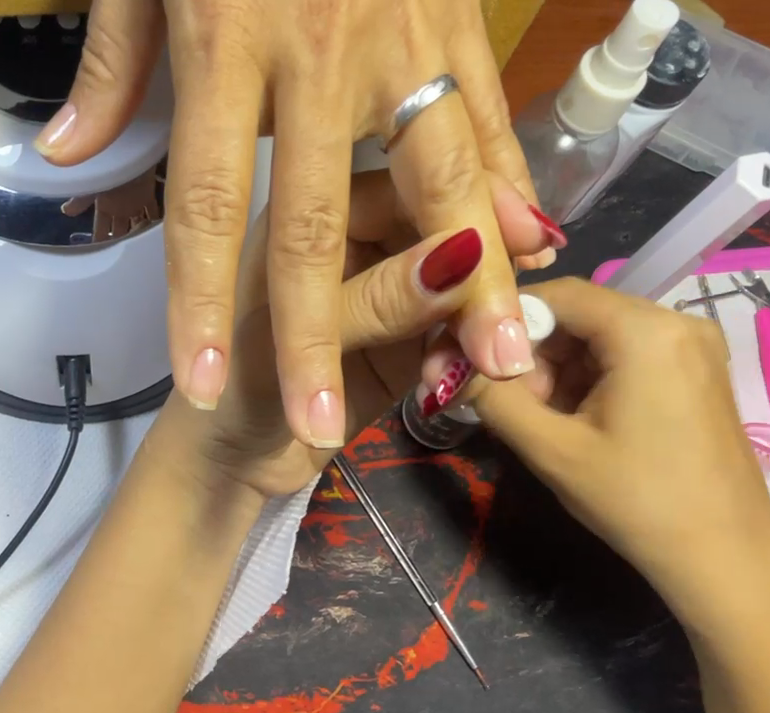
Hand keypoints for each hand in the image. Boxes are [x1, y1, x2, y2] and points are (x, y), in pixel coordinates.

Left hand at [36, 0, 560, 448]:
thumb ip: (110, 66)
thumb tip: (67, 154)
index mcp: (224, 41)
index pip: (206, 205)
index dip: (201, 306)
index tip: (203, 387)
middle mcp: (316, 52)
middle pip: (313, 223)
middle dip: (318, 336)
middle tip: (322, 426)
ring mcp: (400, 33)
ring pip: (435, 178)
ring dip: (466, 281)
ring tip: (491, 361)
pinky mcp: (457, 12)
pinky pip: (485, 116)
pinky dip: (508, 189)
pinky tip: (528, 254)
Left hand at [176, 172, 508, 498]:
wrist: (228, 468)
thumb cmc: (236, 392)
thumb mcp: (296, 337)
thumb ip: (374, 299)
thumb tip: (467, 253)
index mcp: (305, 216)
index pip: (396, 188)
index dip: (457, 199)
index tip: (515, 220)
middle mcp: (346, 245)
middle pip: (430, 226)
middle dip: (486, 243)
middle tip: (541, 253)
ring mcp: (376, 295)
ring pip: (446, 281)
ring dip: (482, 302)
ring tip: (519, 321)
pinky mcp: (396, 346)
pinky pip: (445, 335)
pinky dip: (465, 348)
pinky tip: (486, 363)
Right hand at [465, 280, 769, 627]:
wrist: (722, 554)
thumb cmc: (634, 500)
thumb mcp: (551, 450)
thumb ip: (494, 399)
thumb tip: (451, 367)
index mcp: (645, 330)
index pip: (556, 294)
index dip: (503, 323)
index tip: (469, 361)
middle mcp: (677, 321)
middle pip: (579, 315)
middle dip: (533, 355)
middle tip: (507, 406)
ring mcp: (693, 346)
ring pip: (599, 338)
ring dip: (557, 372)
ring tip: (542, 423)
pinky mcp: (696, 372)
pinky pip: (625, 357)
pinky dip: (588, 381)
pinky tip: (576, 422)